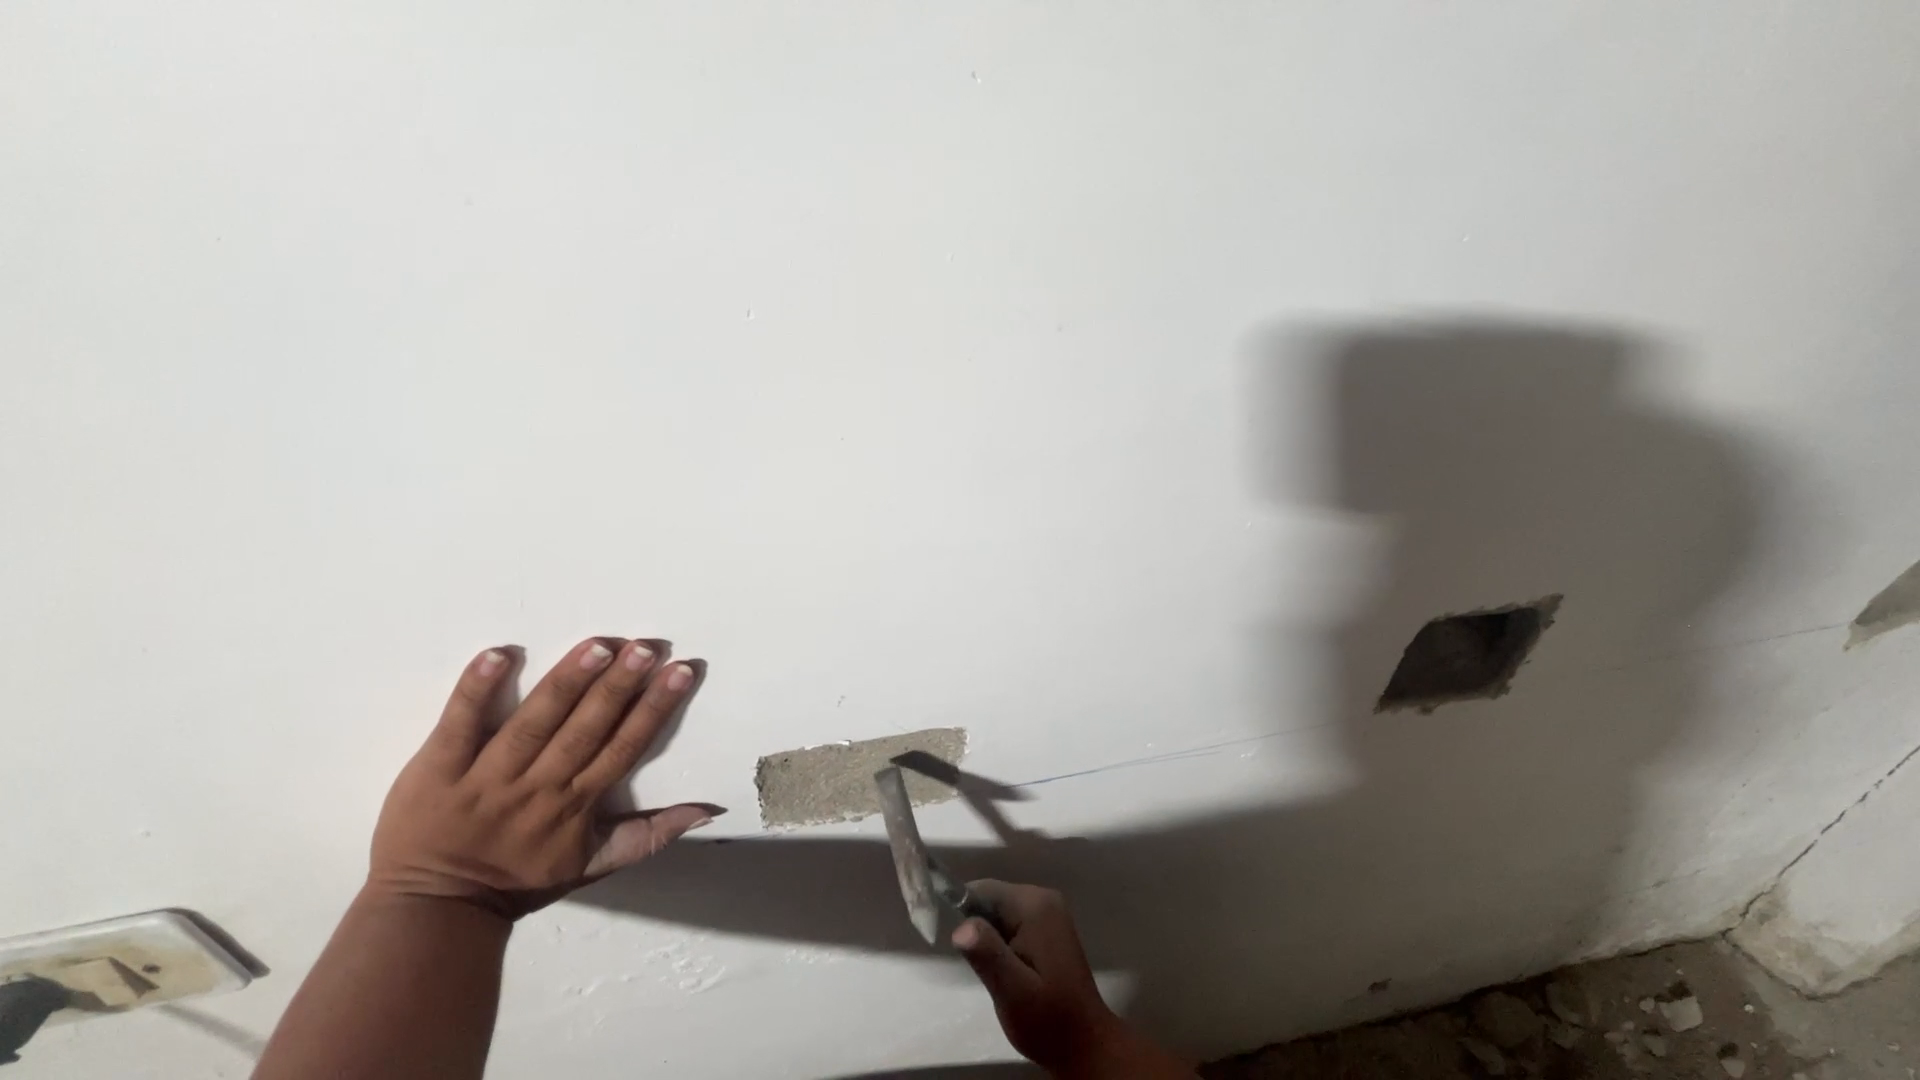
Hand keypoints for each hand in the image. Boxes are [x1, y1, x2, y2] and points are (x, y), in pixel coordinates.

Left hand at [367, 638, 718, 919]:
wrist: (435, 912)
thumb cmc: (520, 882)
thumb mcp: (594, 866)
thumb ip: (649, 836)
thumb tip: (709, 811)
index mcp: (577, 805)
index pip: (625, 747)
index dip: (654, 707)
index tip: (680, 670)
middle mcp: (538, 786)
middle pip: (585, 729)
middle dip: (618, 686)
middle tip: (645, 647)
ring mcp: (486, 776)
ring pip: (534, 722)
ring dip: (566, 682)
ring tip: (597, 646)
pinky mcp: (437, 768)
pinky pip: (459, 724)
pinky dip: (476, 689)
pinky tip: (499, 653)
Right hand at [953, 881, 1192, 1078]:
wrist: (1084, 1045)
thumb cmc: (1048, 1020)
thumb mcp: (1013, 992)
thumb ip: (988, 955)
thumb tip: (961, 926)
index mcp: (1035, 906)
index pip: (982, 889)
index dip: (962, 912)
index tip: (956, 946)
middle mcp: (1043, 899)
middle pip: (991, 898)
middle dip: (978, 928)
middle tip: (980, 967)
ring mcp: (1049, 912)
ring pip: (999, 911)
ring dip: (989, 938)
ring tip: (995, 972)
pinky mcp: (1048, 927)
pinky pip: (1012, 922)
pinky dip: (1002, 942)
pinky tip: (1008, 970)